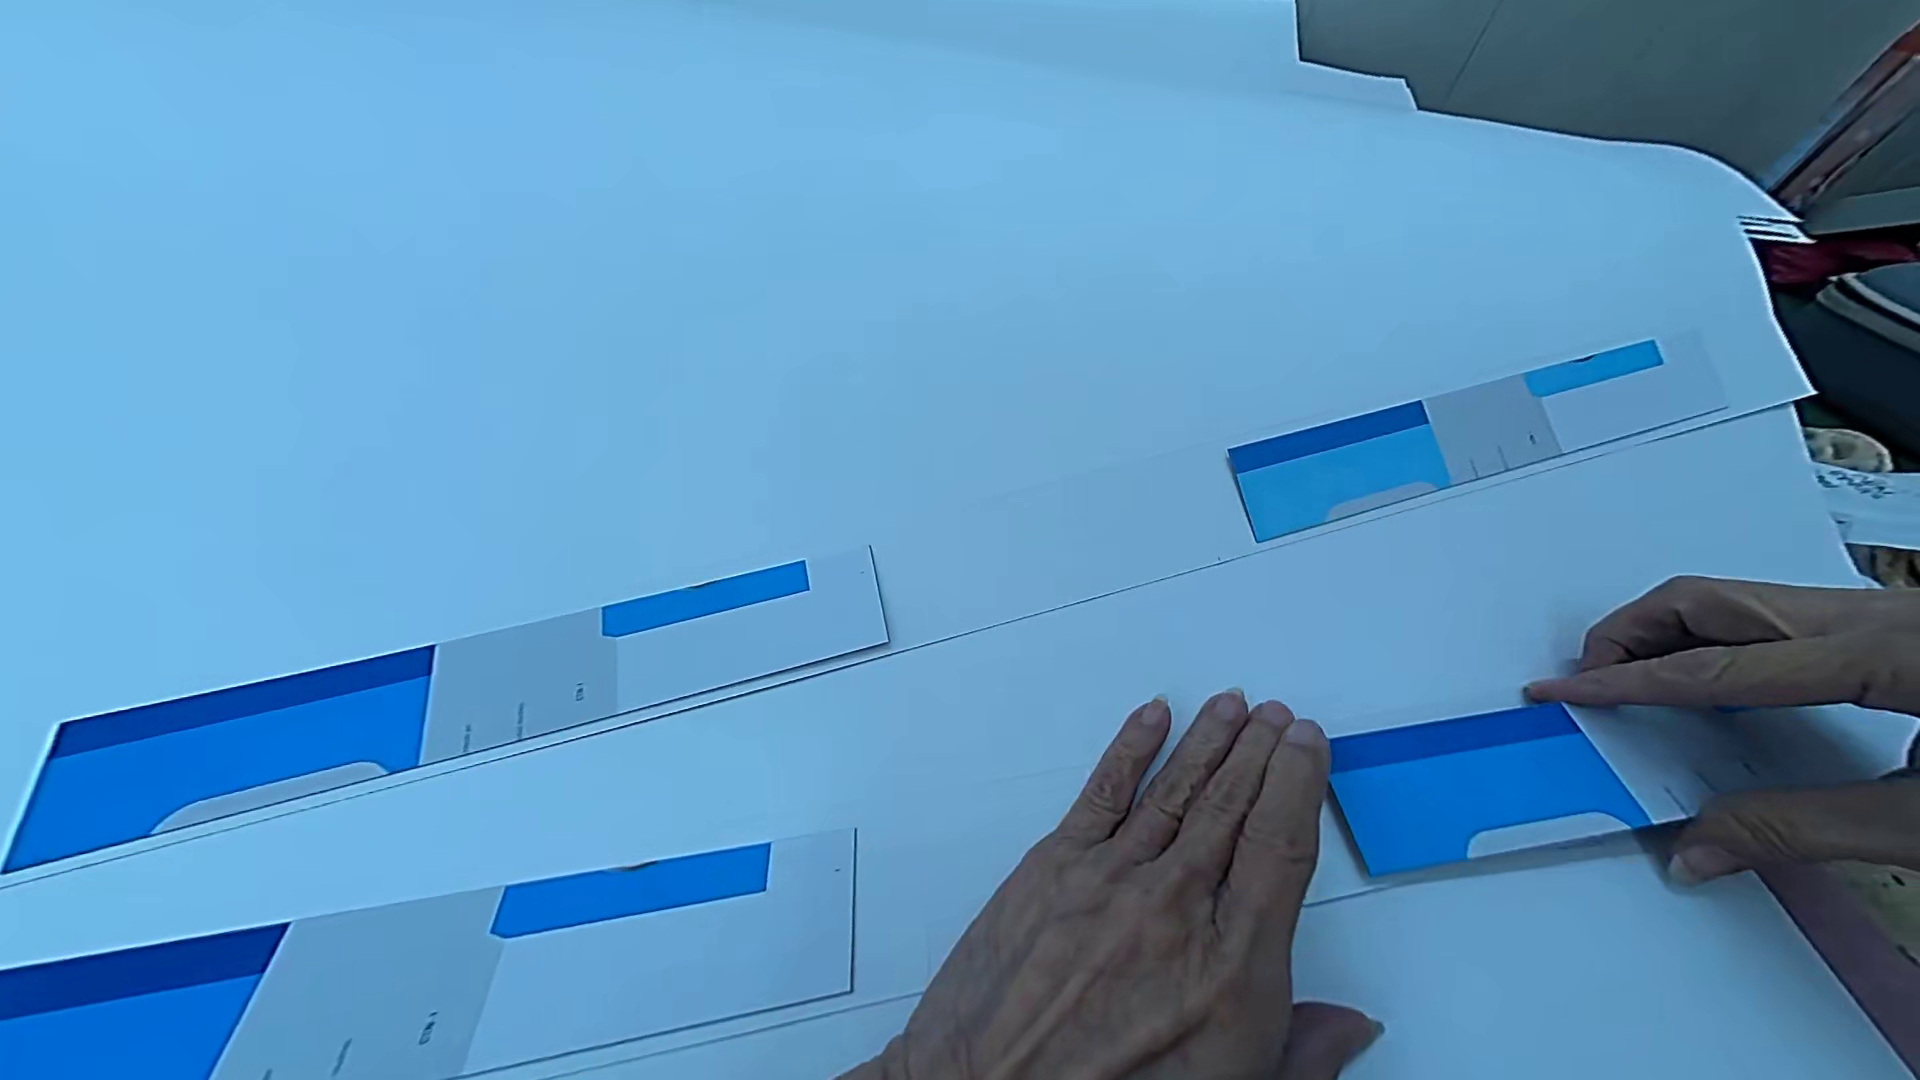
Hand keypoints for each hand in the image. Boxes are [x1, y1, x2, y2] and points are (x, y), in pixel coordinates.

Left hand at [840, 691, 1378, 1079]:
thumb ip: (1299, 1057)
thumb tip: (1359, 1020)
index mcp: (1229, 967)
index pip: (1280, 847)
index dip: (1299, 784)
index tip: (1308, 741)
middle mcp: (1174, 904)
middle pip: (1229, 805)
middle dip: (1257, 750)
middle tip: (1276, 711)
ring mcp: (1110, 874)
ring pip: (1173, 789)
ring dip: (1206, 740)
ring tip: (1232, 704)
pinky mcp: (1055, 860)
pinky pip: (1103, 790)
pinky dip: (1130, 747)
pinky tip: (1154, 715)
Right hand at [1525, 575, 1919, 881]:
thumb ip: (1796, 829)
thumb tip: (1690, 854)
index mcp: (1888, 654)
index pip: (1709, 667)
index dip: (1619, 682)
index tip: (1554, 691)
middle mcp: (1873, 614)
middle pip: (1703, 598)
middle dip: (1628, 634)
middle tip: (1595, 680)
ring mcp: (1882, 612)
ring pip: (1729, 598)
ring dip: (1662, 632)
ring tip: (1638, 679)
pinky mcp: (1888, 625)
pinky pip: (1763, 616)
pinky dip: (1708, 641)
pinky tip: (1713, 682)